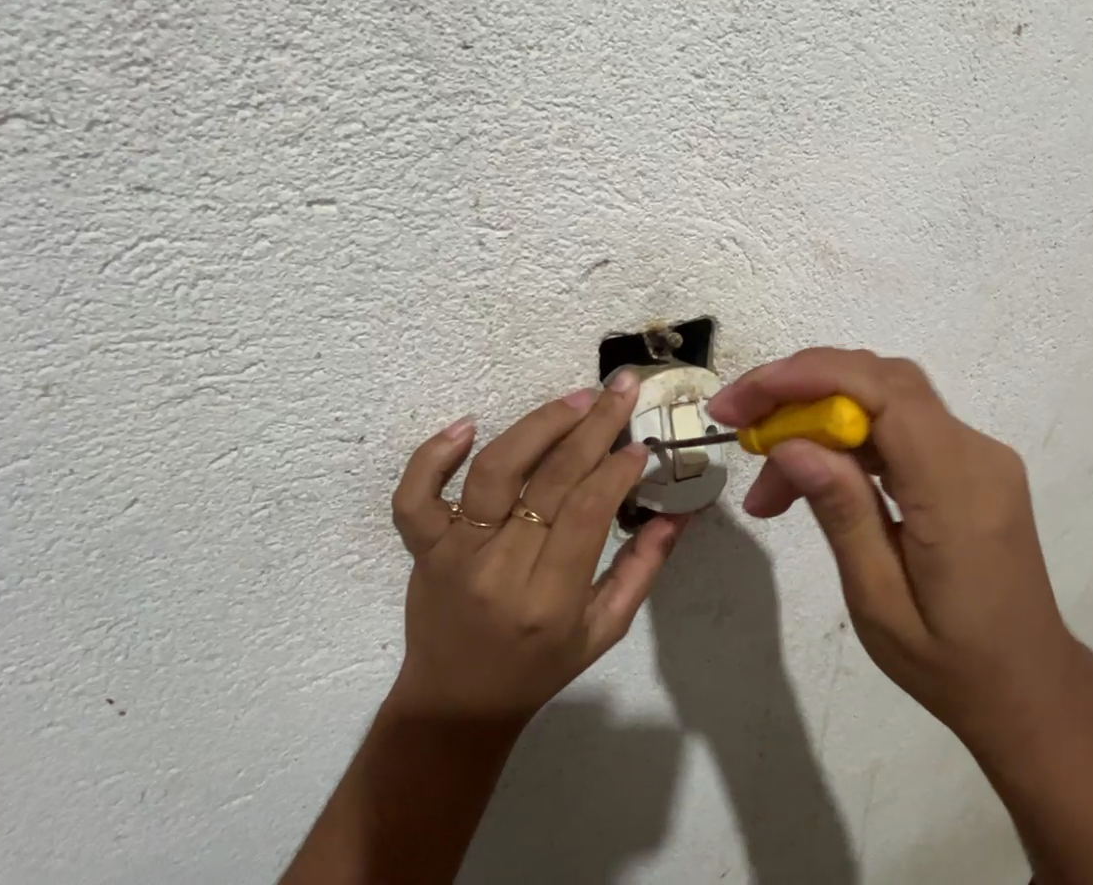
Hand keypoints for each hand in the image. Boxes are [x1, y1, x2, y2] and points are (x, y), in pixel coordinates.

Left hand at [386, 371, 686, 725]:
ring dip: (537, 426)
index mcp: (550, 600)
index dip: (617, 470)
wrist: (457, 702)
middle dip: (593, 427)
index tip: (641, 443)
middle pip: (550, 481)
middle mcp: (500, 571)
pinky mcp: (422, 548)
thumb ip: (641, 571)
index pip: (588, 512)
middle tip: (621, 390)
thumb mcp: (604, 631)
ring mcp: (453, 555)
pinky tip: (468, 424)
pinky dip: (432, 457)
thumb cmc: (539, 667)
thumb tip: (677, 514)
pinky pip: (415, 498)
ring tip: (576, 399)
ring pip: (493, 472)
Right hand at [708, 349, 1084, 759]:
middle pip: (883, 381)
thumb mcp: (880, 602)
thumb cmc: (951, 662)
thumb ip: (842, 513)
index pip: (885, 393)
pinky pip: (901, 428)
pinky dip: (848, 439)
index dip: (809, 377)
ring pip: (887, 400)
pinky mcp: (970, 465)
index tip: (743, 401)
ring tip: (767, 484)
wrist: (1027, 683)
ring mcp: (978, 455)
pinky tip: (810, 478)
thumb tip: (793, 444)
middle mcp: (976, 454)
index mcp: (957, 491)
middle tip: (739, 426)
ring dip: (819, 419)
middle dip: (801, 388)